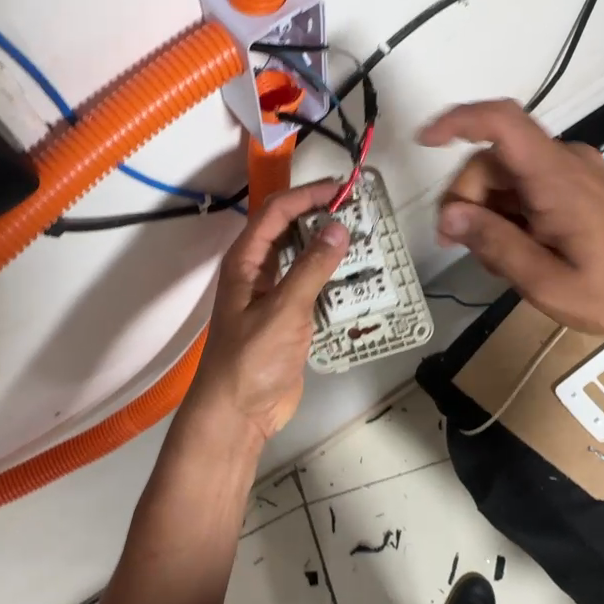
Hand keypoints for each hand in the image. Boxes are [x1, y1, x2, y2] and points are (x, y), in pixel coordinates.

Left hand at [189, 180, 349, 439]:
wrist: (238, 414)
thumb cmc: (251, 360)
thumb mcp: (283, 310)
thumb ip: (311, 269)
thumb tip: (339, 228)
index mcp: (244, 263)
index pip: (275, 213)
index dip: (306, 195)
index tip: (343, 189)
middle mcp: (256, 274)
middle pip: (288, 231)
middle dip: (320, 217)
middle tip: (360, 212)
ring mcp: (272, 298)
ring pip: (301, 260)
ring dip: (328, 249)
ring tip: (365, 240)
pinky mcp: (287, 321)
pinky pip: (311, 289)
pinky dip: (331, 281)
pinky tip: (358, 279)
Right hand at [420, 99, 603, 347]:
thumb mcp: (547, 283)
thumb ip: (496, 245)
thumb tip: (450, 216)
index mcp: (558, 179)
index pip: (503, 123)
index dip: (458, 121)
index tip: (423, 142)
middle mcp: (567, 163)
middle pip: (493, 160)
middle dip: (465, 198)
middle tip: (457, 245)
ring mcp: (576, 174)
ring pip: (507, 176)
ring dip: (487, 211)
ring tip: (496, 260)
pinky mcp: (581, 189)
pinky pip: (529, 188)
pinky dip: (510, 214)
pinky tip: (517, 251)